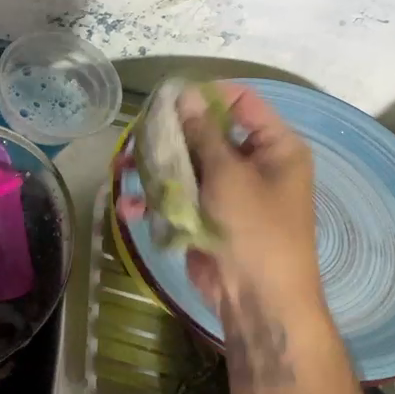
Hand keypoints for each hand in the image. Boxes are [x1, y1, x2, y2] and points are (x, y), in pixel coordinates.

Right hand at [123, 83, 319, 315]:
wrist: (258, 297)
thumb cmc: (256, 229)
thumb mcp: (229, 175)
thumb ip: (204, 134)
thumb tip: (185, 95)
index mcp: (274, 147)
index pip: (242, 102)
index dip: (206, 96)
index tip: (166, 99)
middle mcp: (252, 164)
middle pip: (204, 134)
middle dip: (167, 136)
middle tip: (135, 137)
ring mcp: (226, 192)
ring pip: (183, 166)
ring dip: (152, 169)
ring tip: (120, 171)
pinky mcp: (204, 216)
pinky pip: (176, 198)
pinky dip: (153, 201)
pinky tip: (129, 208)